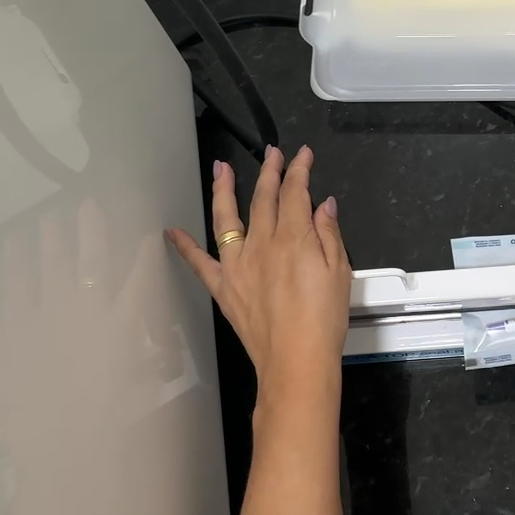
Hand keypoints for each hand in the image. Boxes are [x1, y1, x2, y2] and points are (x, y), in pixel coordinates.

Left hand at [166, 146, 350, 399]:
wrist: (296, 361)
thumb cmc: (324, 319)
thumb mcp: (340, 272)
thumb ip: (330, 234)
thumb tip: (324, 205)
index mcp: (294, 238)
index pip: (295, 193)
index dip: (299, 170)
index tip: (302, 155)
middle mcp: (262, 244)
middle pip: (263, 198)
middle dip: (269, 172)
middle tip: (272, 153)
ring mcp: (238, 264)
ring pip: (227, 218)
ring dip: (224, 190)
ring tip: (221, 169)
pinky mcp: (224, 287)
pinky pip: (201, 263)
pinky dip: (185, 247)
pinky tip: (173, 233)